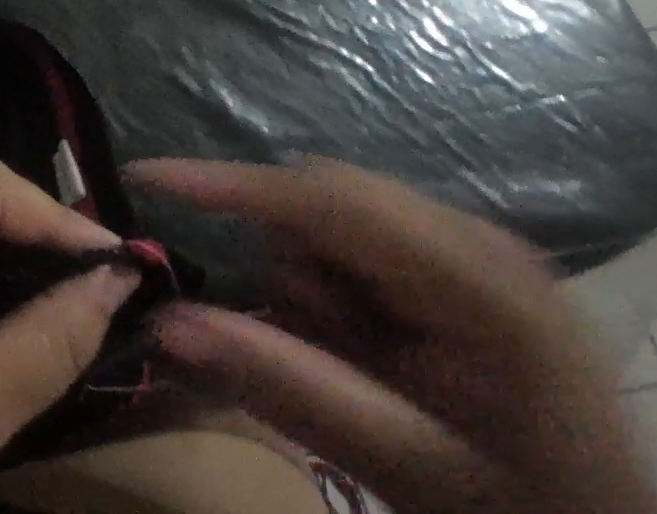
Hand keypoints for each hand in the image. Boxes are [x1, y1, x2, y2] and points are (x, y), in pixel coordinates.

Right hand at [130, 156, 656, 513]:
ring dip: (313, 282)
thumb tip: (162, 323)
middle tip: (315, 343)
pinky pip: (354, 240)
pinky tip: (372, 342)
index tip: (142, 175)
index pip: (324, 197)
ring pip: (330, 219)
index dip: (226, 182)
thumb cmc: (514, 502)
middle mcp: (476, 237)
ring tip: (355, 357)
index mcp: (478, 283)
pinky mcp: (460, 255)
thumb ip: (283, 385)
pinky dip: (335, 286)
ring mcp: (471, 241)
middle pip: (323, 202)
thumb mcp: (399, 462)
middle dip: (291, 265)